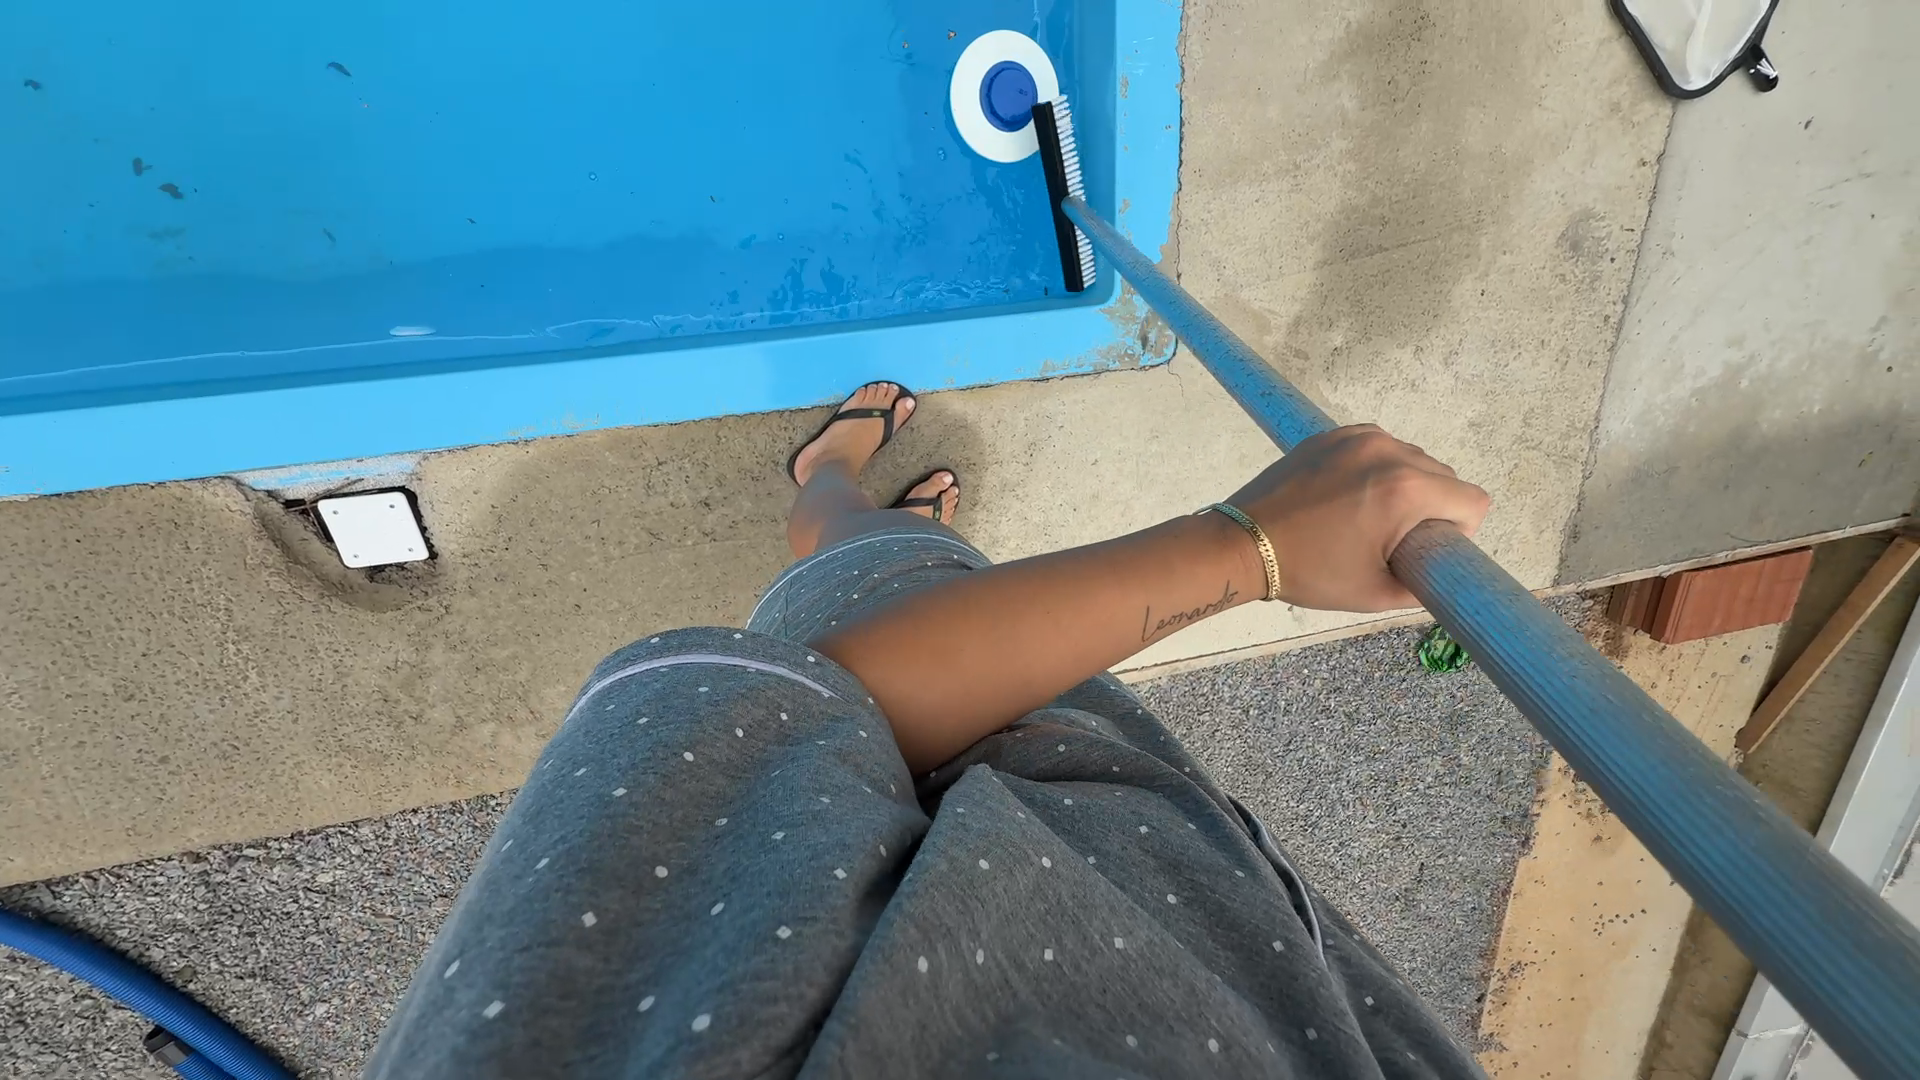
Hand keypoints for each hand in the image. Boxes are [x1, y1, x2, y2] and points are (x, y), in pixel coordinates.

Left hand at [1224, 425, 1490, 611]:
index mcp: (1405, 489)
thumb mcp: (1376, 592)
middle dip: (1429, 507)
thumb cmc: (1308, 571)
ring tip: (1363, 515)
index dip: (1458, 531)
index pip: (1472, 500)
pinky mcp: (1328, 435)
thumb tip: (1444, 569)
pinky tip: (1346, 494)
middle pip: (1442, 476)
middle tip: (1387, 537)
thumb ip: (1426, 582)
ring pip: (1410, 457)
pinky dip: (1373, 467)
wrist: (1242, 544)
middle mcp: (1386, 451)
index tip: (1422, 548)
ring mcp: (1354, 437)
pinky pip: (1375, 446)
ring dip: (1402, 484)